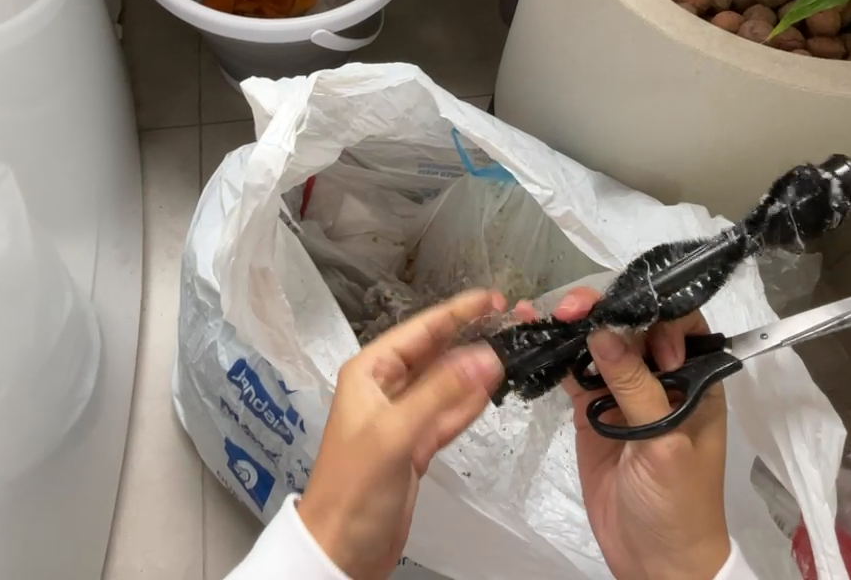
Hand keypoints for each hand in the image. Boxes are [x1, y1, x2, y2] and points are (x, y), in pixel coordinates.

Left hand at [297, 290, 505, 579]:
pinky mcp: (416, 444)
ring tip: (508, 348)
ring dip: (474, 368)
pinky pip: (448, 414)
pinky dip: (469, 402)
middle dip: (469, 336)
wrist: (341, 551)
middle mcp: (386, 387)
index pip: (420, 331)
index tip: (490, 299)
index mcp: (370, 371)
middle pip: (435, 352)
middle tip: (507, 320)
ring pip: (445, 383)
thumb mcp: (395, 433)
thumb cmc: (353, 487)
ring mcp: (403, 416)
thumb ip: (441, 393)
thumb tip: (486, 356)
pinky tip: (491, 387)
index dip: (456, 312)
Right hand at [543, 288, 733, 579]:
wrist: (654, 561)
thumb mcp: (665, 442)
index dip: (654, 313)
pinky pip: (573, 369)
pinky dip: (554, 350)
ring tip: (547, 311)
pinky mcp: (591, 407)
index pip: (679, 325)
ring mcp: (621, 390)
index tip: (625, 320)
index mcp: (694, 379)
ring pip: (599, 340)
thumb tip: (601, 331)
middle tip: (571, 307)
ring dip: (574, 322)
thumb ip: (635, 386)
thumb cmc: (679, 502)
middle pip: (631, 325)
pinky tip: (533, 328)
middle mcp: (659, 376)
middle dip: (603, 308)